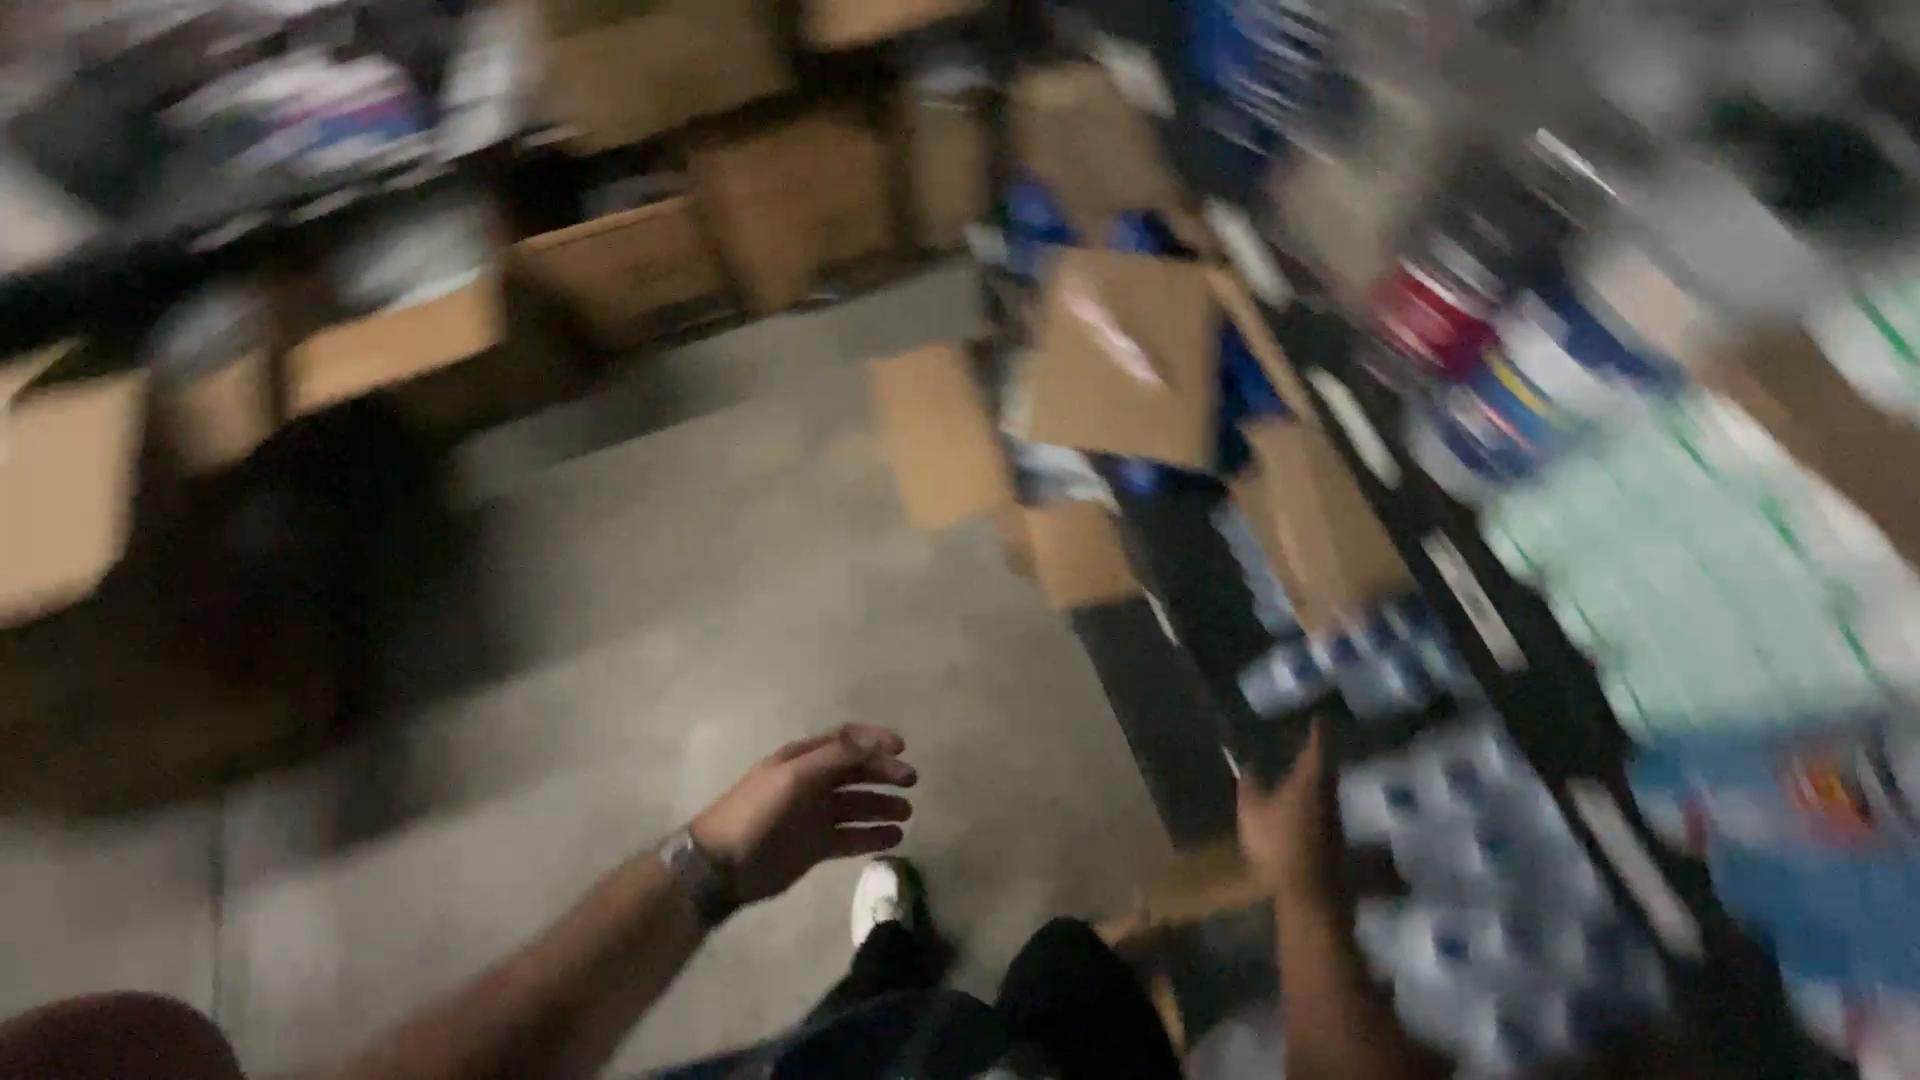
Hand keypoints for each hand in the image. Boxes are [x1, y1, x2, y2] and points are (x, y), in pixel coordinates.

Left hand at [690, 724, 916, 904]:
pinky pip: (850, 837)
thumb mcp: (794, 776)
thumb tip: (875, 741)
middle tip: (911, 781)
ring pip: (856, 805)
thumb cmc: (756, 811)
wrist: (721, 866)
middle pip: (855, 772)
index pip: (845, 740)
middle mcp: (811, 782)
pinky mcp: (815, 846)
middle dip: (883, 773)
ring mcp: (814, 815)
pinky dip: (872, 836)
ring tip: (907, 814)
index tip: (902, 748)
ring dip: (882, 805)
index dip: (874, 740)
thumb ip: (835, 756)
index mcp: (803, 759)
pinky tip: (894, 838)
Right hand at [1237, 721, 1330, 900]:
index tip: (1318, 719)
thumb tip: (1248, 763)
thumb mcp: (1252, 811)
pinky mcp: (1335, 839)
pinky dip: (1314, 800)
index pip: (1317, 748)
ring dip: (1316, 779)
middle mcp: (1328, 795)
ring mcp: (1335, 819)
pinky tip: (1301, 805)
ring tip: (1300, 772)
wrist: (1308, 892)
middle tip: (1307, 745)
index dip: (1317, 732)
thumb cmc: (1277, 843)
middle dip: (1317, 756)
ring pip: (1326, 790)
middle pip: (1326, 769)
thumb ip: (1250, 785)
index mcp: (1309, 781)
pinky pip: (1324, 809)